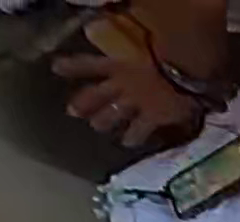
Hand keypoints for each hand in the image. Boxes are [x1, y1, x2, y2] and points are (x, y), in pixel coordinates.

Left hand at [54, 53, 202, 147]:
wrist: (184, 78)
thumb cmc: (168, 66)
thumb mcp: (145, 61)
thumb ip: (136, 69)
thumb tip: (136, 74)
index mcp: (118, 67)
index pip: (88, 65)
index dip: (71, 66)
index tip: (55, 69)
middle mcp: (121, 85)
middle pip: (97, 94)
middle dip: (84, 103)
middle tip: (73, 113)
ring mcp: (136, 102)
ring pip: (114, 112)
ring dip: (105, 120)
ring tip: (97, 127)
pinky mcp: (152, 117)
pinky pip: (140, 129)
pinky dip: (134, 136)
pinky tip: (128, 143)